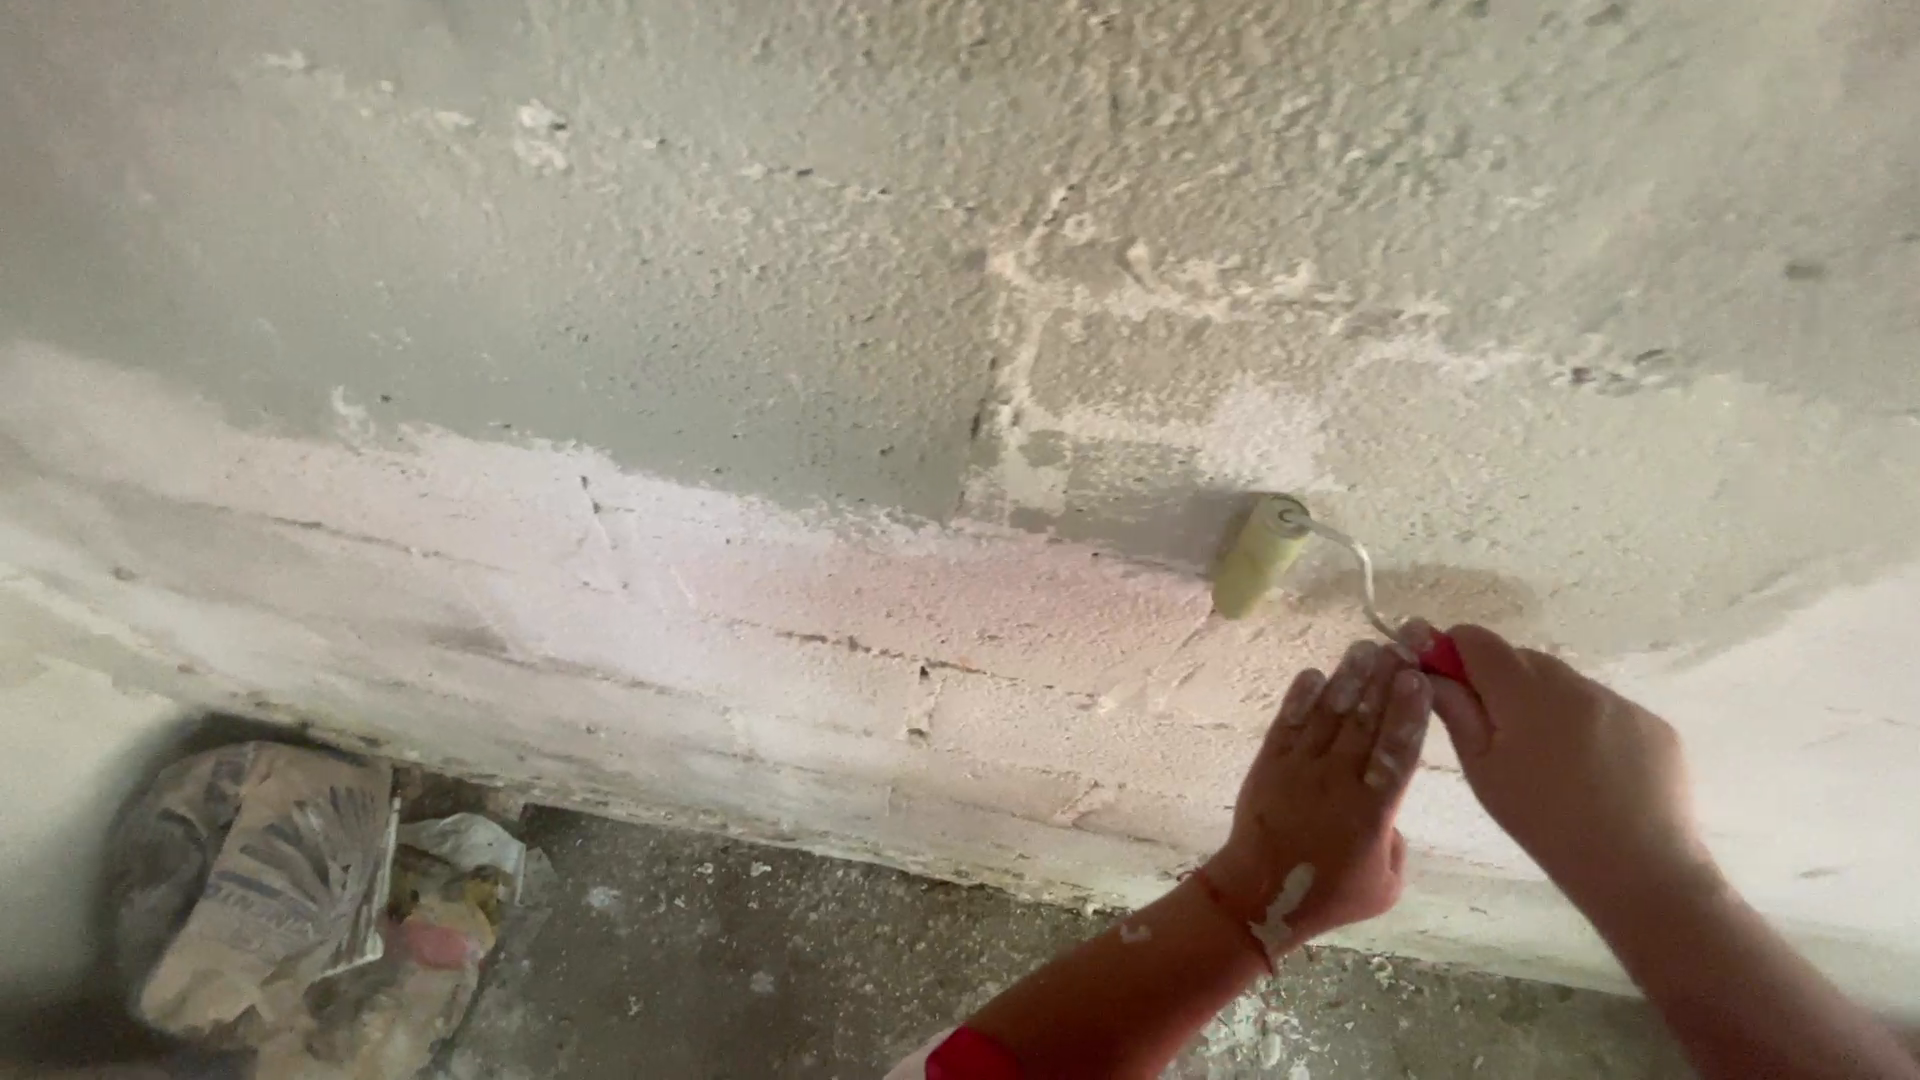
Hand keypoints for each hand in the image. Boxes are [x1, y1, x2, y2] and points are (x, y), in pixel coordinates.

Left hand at [1202, 640, 1432, 948]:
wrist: (1260, 891)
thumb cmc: (1329, 894)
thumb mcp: (1385, 882)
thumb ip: (1395, 838)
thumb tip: (1387, 808)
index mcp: (1371, 812)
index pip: (1396, 753)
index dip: (1408, 713)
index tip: (1419, 679)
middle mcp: (1335, 780)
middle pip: (1364, 722)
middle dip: (1383, 681)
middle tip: (1399, 646)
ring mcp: (1298, 767)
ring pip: (1327, 715)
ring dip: (1346, 679)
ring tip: (1363, 649)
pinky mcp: (1269, 763)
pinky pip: (1287, 724)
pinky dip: (1300, 697)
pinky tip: (1313, 673)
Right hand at [1417, 622, 1714, 903]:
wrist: (1640, 871)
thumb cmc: (1541, 820)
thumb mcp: (1479, 767)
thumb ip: (1454, 709)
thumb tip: (1428, 671)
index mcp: (1526, 693)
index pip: (1476, 639)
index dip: (1451, 651)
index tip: (1442, 678)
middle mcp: (1577, 684)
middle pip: (1519, 657)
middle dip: (1496, 678)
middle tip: (1491, 726)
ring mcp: (1621, 702)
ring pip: (1561, 681)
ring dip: (1539, 699)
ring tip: (1542, 752)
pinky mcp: (1653, 723)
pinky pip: (1601, 705)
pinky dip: (1581, 720)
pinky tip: (1584, 764)